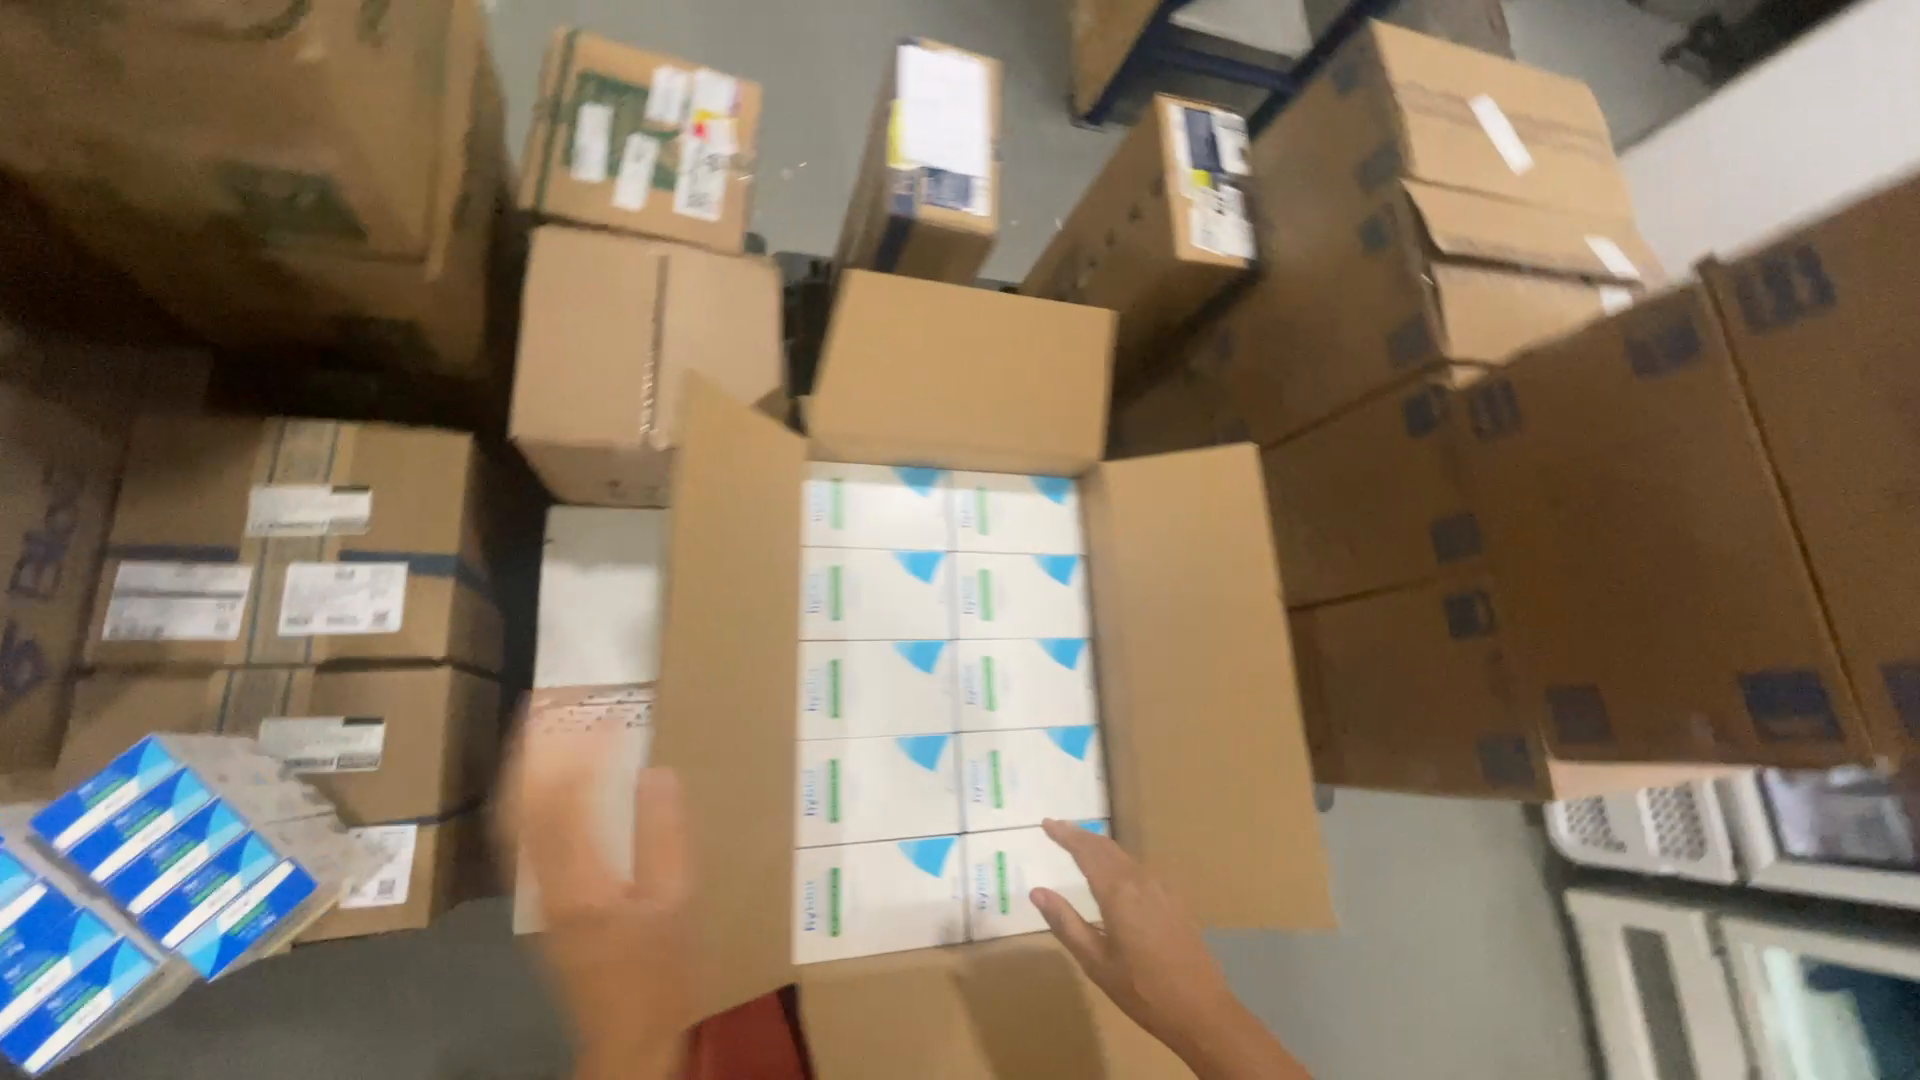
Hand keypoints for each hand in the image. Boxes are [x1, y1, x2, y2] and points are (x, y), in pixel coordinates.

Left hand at [498, 718, 692, 1079]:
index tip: (601, 711)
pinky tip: (541, 778)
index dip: (578, 751)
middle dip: (531, 750)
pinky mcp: (539, 899)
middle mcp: (545, 882)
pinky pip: (520, 836)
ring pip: (512, 820)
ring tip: (538, 726)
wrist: (627, 1033)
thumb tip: (657, 773)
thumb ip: (666, 836)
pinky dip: (525, 797)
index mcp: (583, 881)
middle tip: (548, 702)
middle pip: (521, 805)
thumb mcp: (678, 901)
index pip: (566, 801)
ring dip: (522, 769)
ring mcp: (534, 893)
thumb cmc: (663, 968)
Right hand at [1032, 819, 1307, 1079]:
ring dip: (1099, 846)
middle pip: (1105, 847)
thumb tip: (1037, 891)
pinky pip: (1138, 868)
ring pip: (1123, 856)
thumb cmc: (1142, 990)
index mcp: (1118, 892)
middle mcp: (1140, 880)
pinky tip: (1113, 872)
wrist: (1202, 1010)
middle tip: (1057, 829)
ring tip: (1080, 845)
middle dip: (1080, 835)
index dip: (1065, 835)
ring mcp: (1161, 888)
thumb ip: (1065, 922)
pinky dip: (1118, 860)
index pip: (1086, 851)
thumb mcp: (1095, 962)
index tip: (1046, 824)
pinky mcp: (1173, 899)